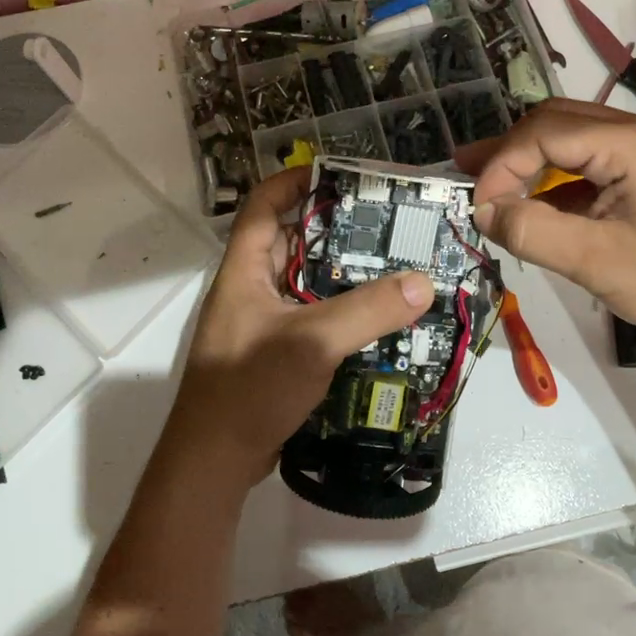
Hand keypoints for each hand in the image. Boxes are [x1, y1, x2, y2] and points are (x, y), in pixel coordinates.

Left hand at [165, 167, 433, 478]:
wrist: (213, 462)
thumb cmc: (250, 387)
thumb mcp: (312, 342)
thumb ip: (368, 311)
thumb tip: (423, 283)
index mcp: (243, 271)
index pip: (263, 206)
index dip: (293, 182)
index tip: (337, 174)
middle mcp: (248, 290)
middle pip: (288, 241)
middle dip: (331, 227)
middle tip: (382, 221)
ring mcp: (258, 324)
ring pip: (301, 282)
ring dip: (338, 271)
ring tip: (388, 263)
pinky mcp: (270, 354)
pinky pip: (307, 316)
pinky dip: (336, 309)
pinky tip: (372, 318)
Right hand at [467, 99, 635, 346]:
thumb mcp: (595, 262)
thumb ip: (532, 233)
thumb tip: (485, 212)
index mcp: (631, 143)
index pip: (543, 133)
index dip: (501, 165)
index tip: (479, 206)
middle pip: (557, 121)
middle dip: (510, 149)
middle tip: (470, 174)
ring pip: (576, 136)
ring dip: (534, 160)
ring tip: (496, 186)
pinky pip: (597, 158)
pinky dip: (563, 177)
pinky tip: (544, 206)